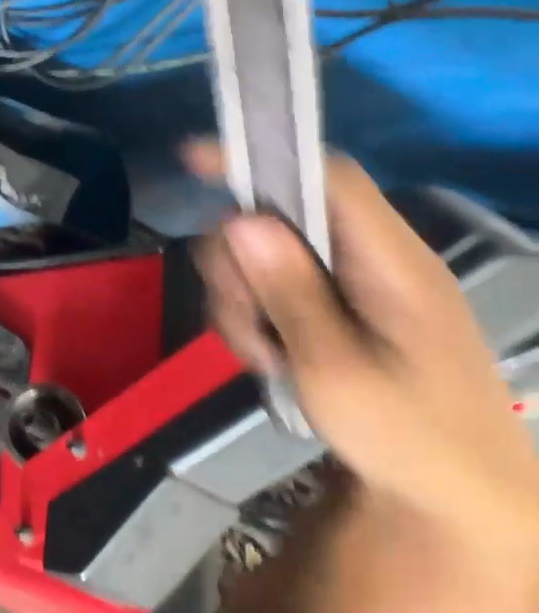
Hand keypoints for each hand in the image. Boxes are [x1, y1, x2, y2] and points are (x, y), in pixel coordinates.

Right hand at [190, 144, 538, 596]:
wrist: (464, 500)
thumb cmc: (409, 437)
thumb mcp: (336, 371)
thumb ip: (290, 293)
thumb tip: (242, 221)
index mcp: (394, 266)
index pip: (329, 179)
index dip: (264, 158)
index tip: (195, 160)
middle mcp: (376, 260)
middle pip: (275, 219)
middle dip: (236, 264)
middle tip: (242, 321)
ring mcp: (359, 282)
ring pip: (262, 255)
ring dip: (240, 298)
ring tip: (261, 353)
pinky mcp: (343, 305)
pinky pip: (272, 283)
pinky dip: (253, 314)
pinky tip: (269, 354)